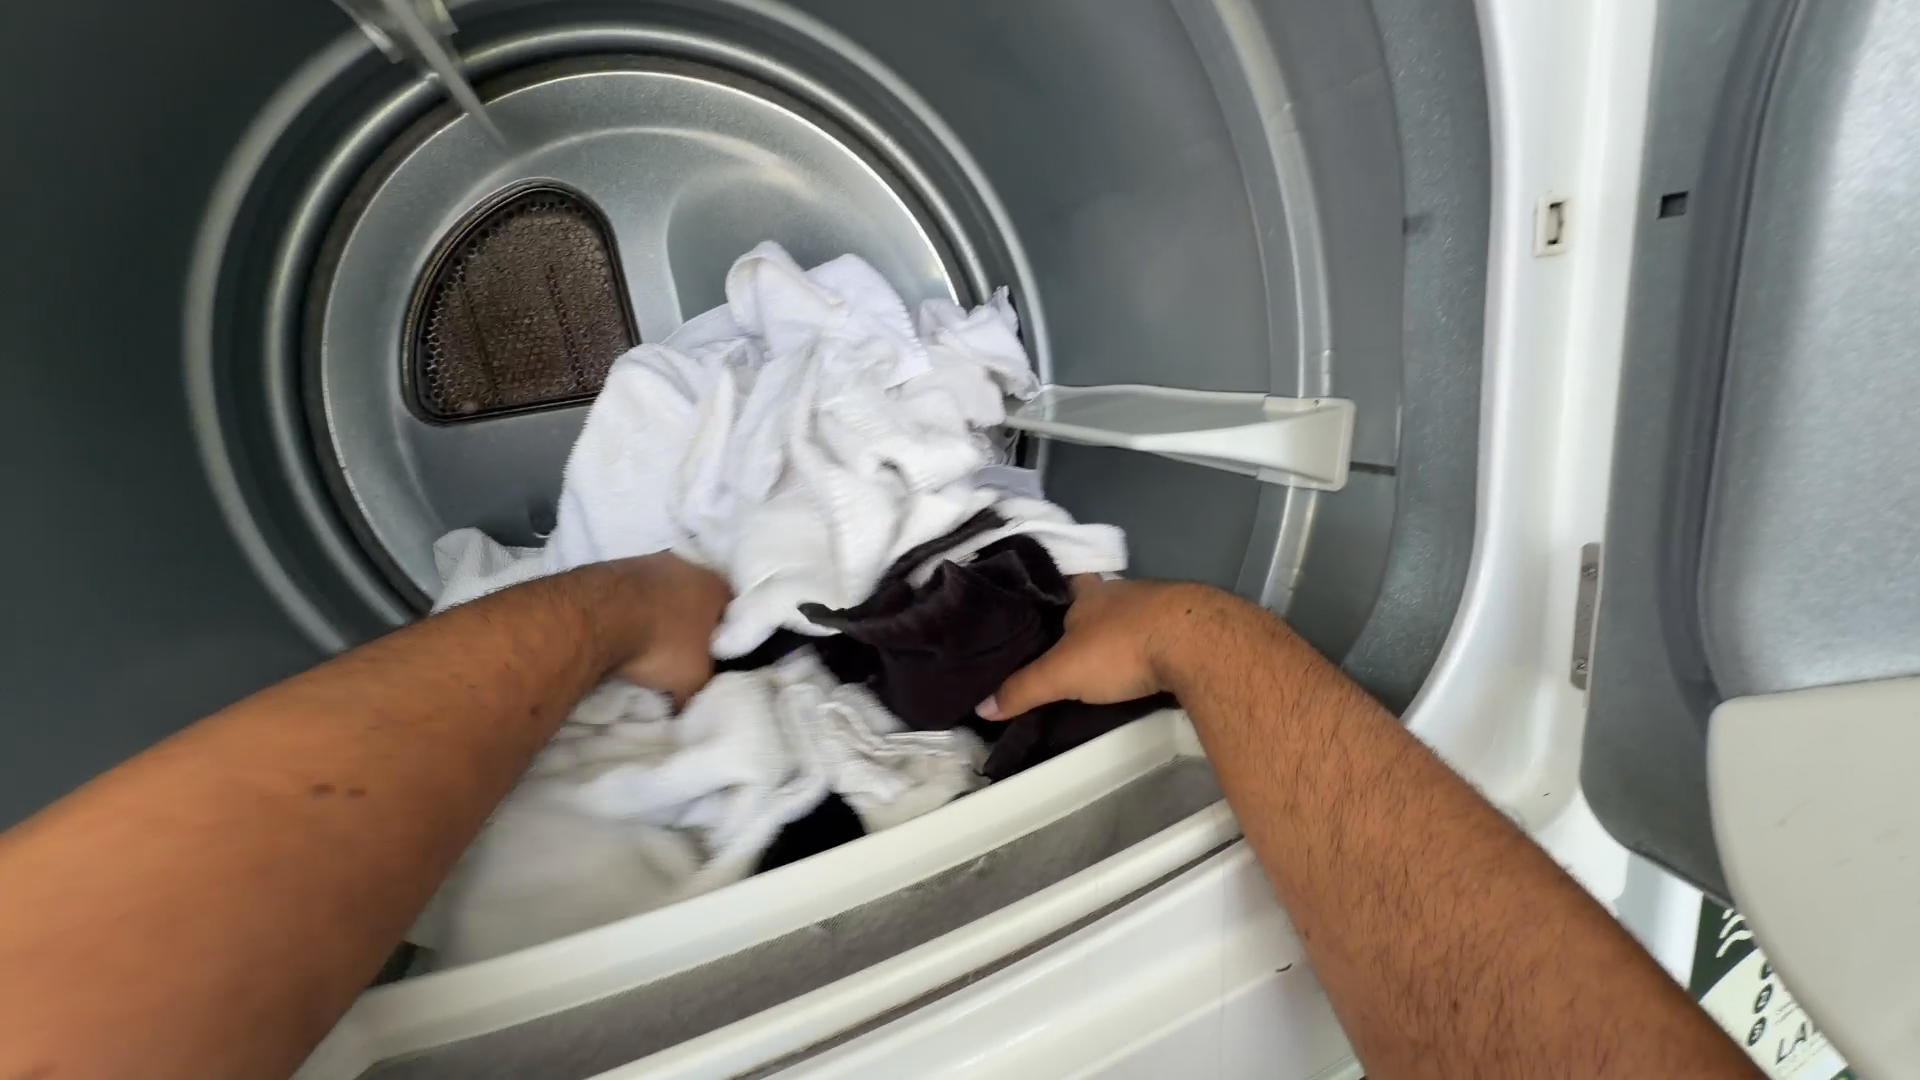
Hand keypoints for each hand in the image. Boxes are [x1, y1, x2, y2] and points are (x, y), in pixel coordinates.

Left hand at [573, 554, 730, 704]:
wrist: (597, 618)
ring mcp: (648, 562)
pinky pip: (630, 591)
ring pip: (661, 591)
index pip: (730, 611)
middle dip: (688, 621)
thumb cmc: (660, 644)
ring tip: (643, 640)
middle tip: (678, 649)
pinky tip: (619, 627)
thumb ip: (700, 685)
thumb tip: (687, 701)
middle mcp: (688, 566)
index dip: (721, 635)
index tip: (709, 655)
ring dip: (656, 612)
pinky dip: (628, 607)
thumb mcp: (692, 678)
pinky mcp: (614, 565)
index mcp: (716, 587)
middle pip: (695, 598)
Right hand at [977, 577, 1228, 719]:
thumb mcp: (1062, 674)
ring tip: (1106, 657)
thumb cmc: (1121, 647)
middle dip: (1087, 617)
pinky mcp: (1191, 625)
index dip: (1054, 592)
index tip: (1043, 605)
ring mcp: (1160, 605)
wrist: (1198, 642)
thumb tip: (982, 705)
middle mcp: (1122, 592)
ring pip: (1132, 615)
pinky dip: (1153, 645)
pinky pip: (1162, 632)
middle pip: (1098, 600)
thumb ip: (1024, 689)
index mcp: (1088, 595)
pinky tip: (1148, 663)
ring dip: (1121, 632)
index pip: (1064, 583)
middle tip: (1071, 640)